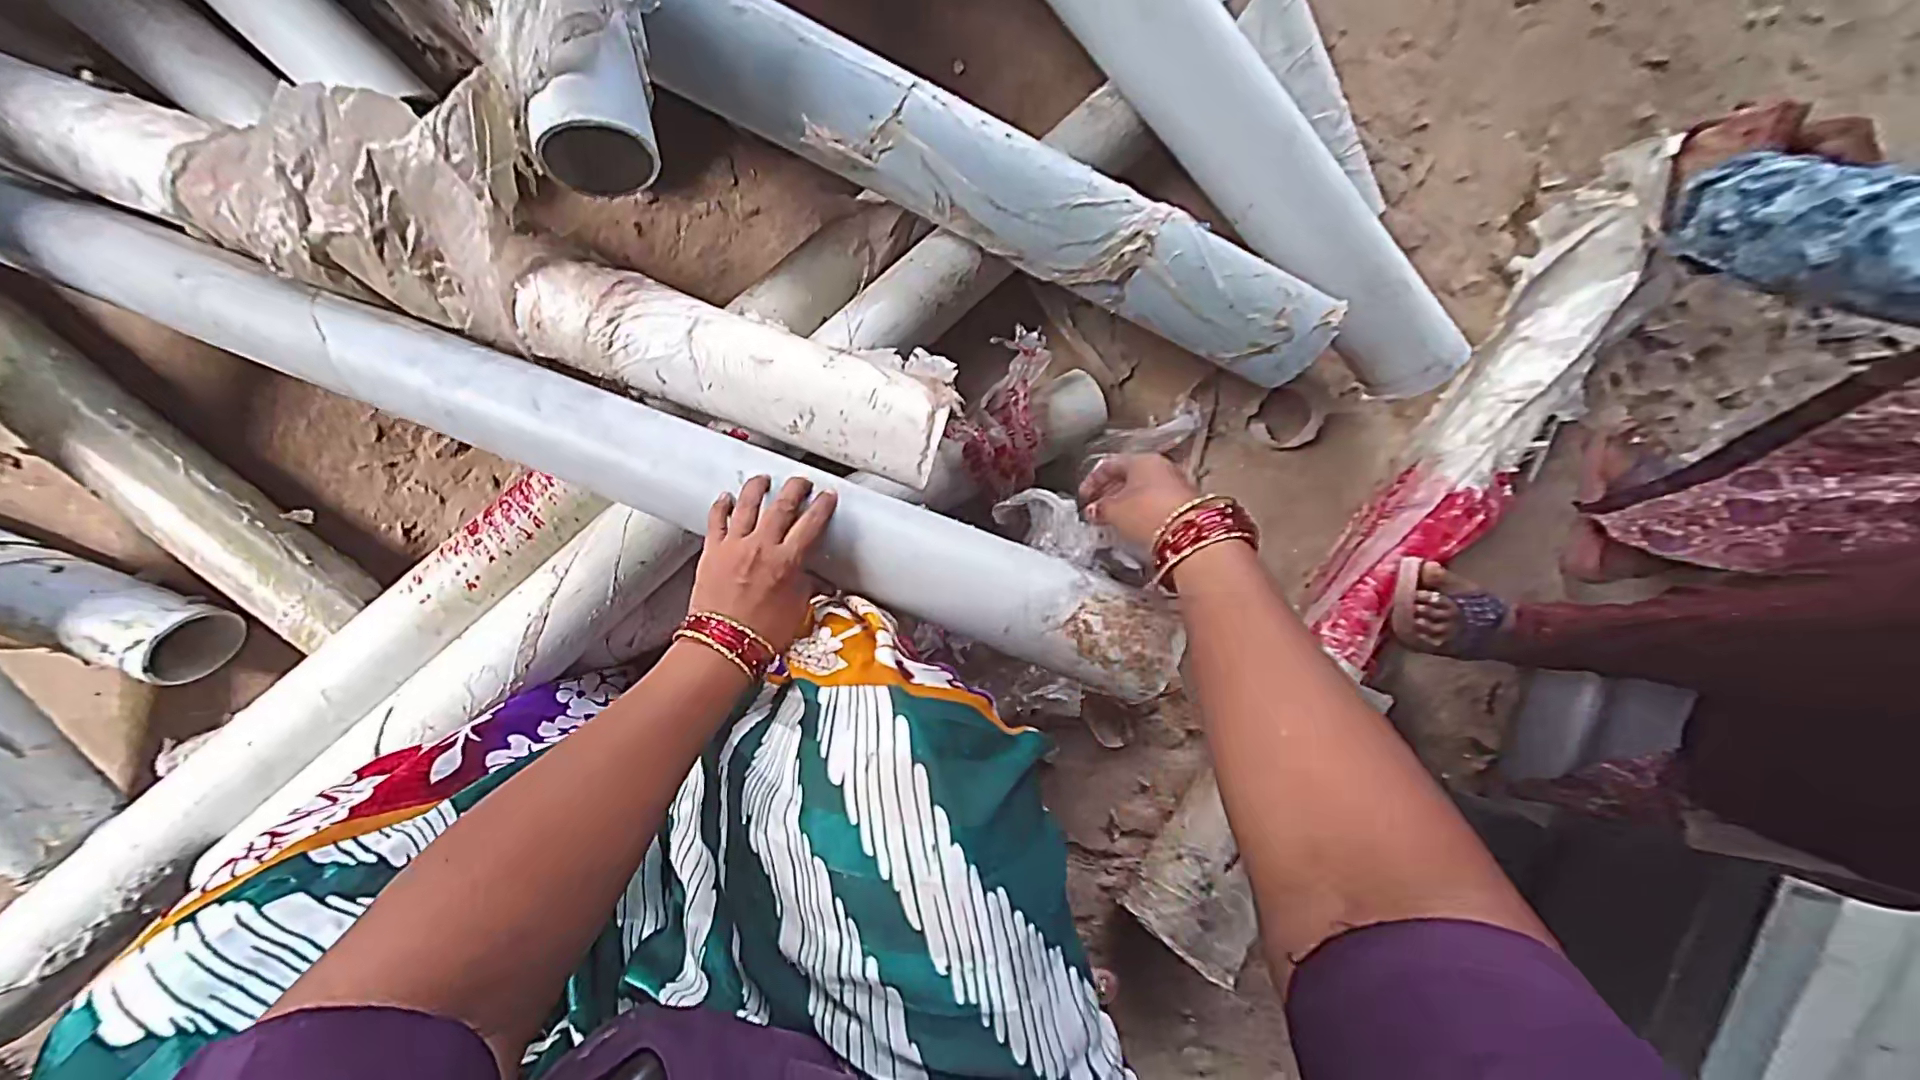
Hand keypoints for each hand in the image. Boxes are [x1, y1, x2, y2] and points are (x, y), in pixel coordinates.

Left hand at [689, 475, 836, 650]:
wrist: (722, 646)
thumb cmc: (761, 634)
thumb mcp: (796, 608)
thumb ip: (804, 584)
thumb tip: (812, 577)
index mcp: (787, 562)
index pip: (811, 524)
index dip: (822, 507)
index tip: (827, 497)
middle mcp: (761, 548)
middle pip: (782, 506)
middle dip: (795, 488)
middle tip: (801, 481)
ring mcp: (734, 546)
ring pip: (747, 504)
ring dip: (758, 487)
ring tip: (763, 479)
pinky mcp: (712, 551)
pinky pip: (717, 519)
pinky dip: (722, 505)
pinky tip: (726, 497)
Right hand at [1078, 453, 1198, 551]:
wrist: (1188, 533)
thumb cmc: (1146, 513)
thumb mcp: (1113, 511)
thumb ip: (1099, 508)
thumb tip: (1093, 510)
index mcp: (1141, 459)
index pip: (1109, 465)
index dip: (1091, 481)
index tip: (1083, 497)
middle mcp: (1161, 467)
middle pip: (1128, 476)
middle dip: (1108, 493)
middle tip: (1096, 510)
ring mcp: (1175, 484)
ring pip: (1143, 490)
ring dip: (1125, 504)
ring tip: (1112, 520)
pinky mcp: (1184, 504)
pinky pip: (1156, 503)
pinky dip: (1141, 511)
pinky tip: (1133, 525)